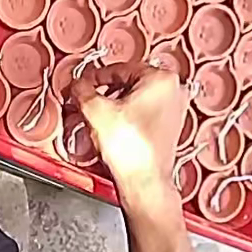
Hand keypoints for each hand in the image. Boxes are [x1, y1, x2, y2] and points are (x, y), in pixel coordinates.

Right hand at [69, 61, 186, 212]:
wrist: (144, 182)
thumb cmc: (131, 149)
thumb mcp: (95, 111)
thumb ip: (82, 90)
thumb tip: (77, 84)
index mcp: (161, 79)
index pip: (119, 69)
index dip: (94, 78)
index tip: (81, 85)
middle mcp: (173, 91)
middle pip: (127, 83)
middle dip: (102, 93)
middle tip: (84, 101)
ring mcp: (174, 110)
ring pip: (133, 99)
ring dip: (111, 106)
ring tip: (94, 117)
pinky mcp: (168, 128)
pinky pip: (140, 114)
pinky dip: (123, 118)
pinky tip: (108, 128)